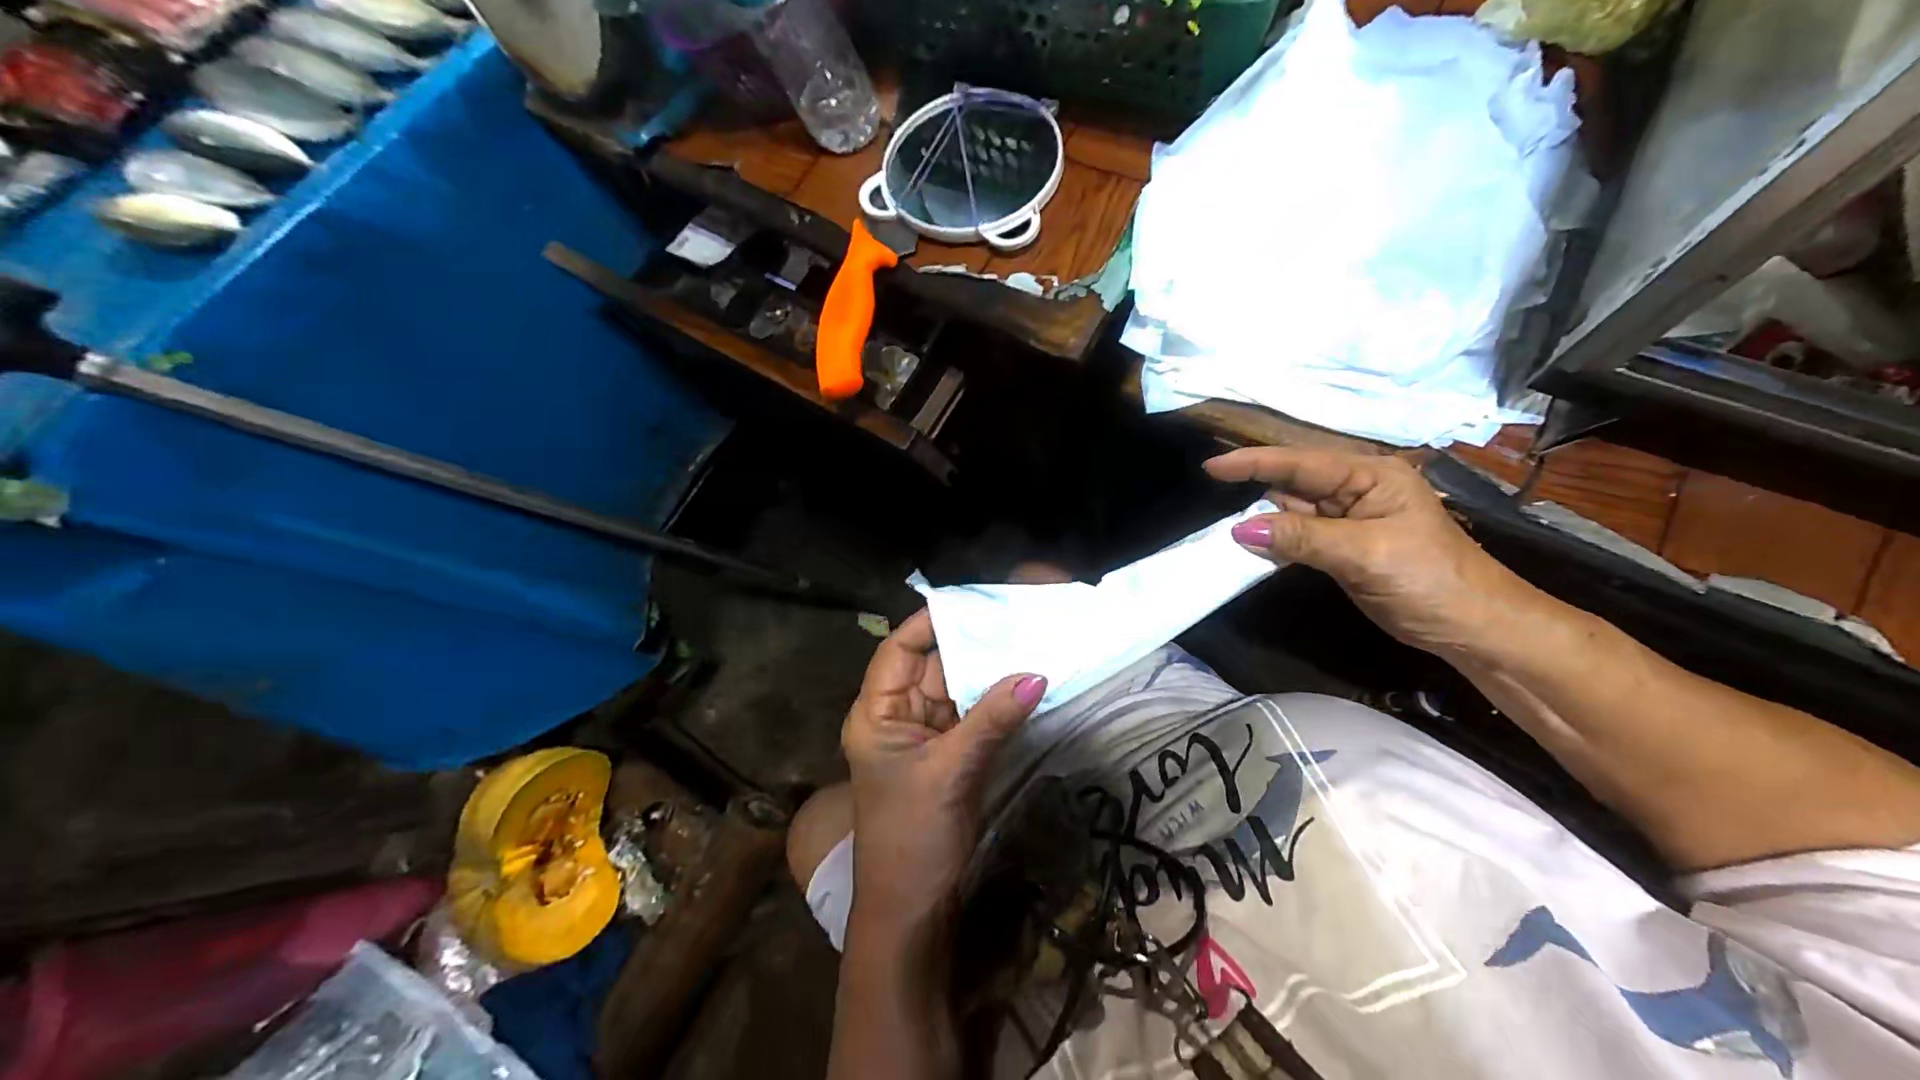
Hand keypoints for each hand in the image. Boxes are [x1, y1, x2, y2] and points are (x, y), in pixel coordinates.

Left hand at [841, 610, 1045, 931]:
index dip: (930, 623)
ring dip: (989, 673)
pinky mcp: (950, 758)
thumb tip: (1037, 673)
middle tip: (1017, 617)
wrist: (912, 911)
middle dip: (972, 645)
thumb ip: (992, 719)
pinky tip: (1026, 684)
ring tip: (1029, 640)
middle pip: (933, 667)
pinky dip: (996, 703)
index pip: (899, 650)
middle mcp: (897, 717)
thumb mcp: (951, 772)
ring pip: (957, 691)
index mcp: (876, 713)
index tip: (974, 603)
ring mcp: (925, 738)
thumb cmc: (913, 837)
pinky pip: (973, 718)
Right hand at [1204, 447, 1537, 656]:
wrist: (1472, 627)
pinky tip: (1250, 548)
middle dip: (1253, 488)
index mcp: (1370, 476)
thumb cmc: (1430, 580)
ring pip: (1291, 511)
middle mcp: (1356, 490)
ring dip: (1260, 519)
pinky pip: (1296, 537)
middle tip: (1209, 499)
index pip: (1301, 462)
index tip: (1210, 467)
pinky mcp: (1341, 548)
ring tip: (1220, 527)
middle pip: (1292, 483)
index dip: (1254, 463)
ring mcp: (1348, 520)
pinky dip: (1274, 542)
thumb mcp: (1364, 554)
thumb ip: (1301, 537)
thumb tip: (1240, 529)